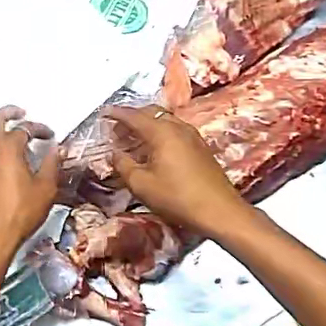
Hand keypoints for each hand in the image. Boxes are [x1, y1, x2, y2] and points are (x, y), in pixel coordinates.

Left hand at [0, 107, 60, 268]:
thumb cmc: (19, 212)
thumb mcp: (45, 189)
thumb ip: (51, 165)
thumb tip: (56, 150)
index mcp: (7, 147)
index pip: (25, 128)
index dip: (40, 128)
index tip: (50, 135)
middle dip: (9, 112)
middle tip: (21, 112)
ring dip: (0, 130)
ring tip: (15, 137)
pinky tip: (4, 160)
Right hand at [105, 105, 251, 237]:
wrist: (221, 212)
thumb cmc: (177, 197)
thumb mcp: (141, 184)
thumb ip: (123, 165)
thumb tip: (114, 154)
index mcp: (161, 132)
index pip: (133, 116)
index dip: (116, 114)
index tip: (104, 114)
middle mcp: (178, 127)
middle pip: (151, 113)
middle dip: (132, 118)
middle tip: (117, 130)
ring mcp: (192, 136)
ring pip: (165, 121)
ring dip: (147, 126)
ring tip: (134, 140)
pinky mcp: (201, 147)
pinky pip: (175, 131)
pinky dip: (160, 133)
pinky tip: (155, 150)